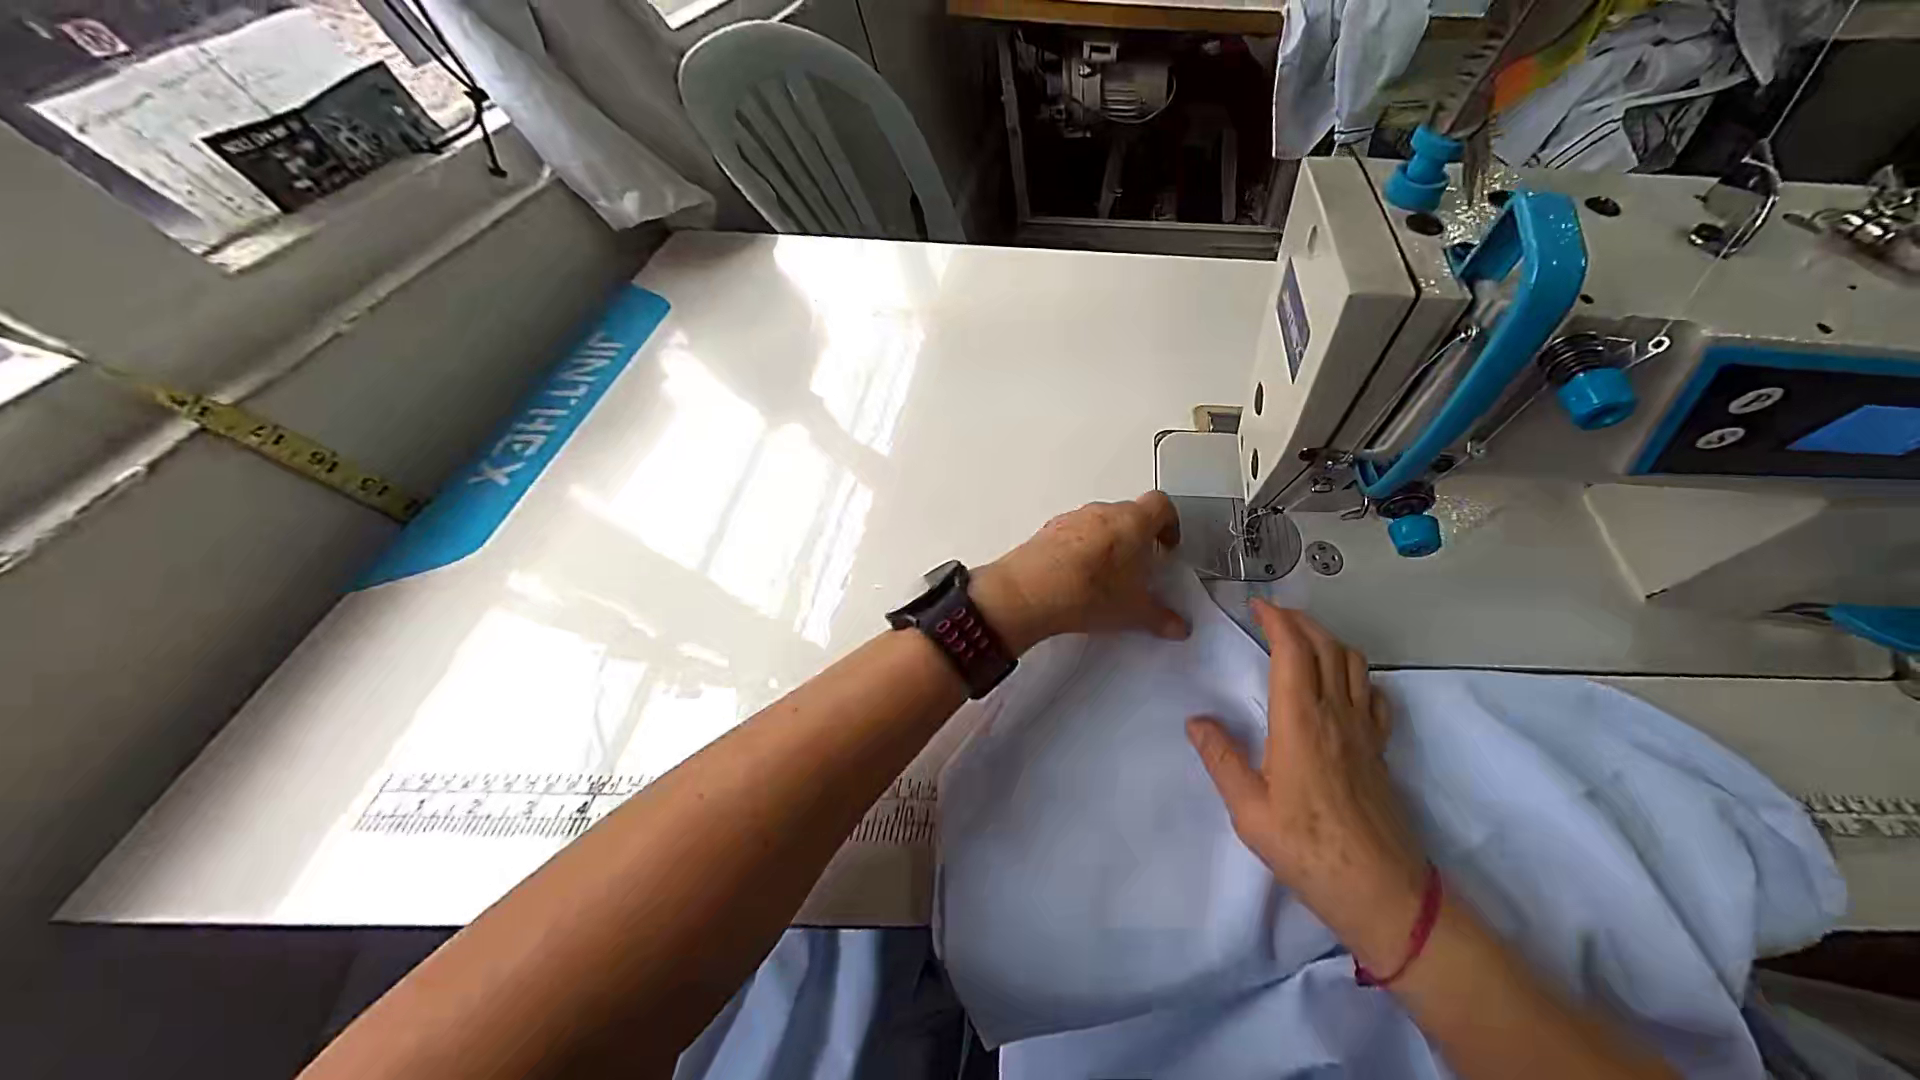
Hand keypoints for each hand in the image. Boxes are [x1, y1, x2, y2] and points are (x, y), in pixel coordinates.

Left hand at [970, 491, 1190, 655]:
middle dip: (1137, 537)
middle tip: (1140, 564)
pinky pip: (1070, 535)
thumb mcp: (1134, 611)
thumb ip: (1161, 617)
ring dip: (1106, 543)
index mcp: (1133, 520)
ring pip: (1098, 523)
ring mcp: (1071, 520)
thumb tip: (1174, 625)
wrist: (1029, 593)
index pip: (1161, 506)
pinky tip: (1078, 579)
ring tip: (1107, 576)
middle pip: (1128, 513)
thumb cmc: (1084, 590)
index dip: (1169, 523)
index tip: (1168, 542)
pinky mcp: (1046, 532)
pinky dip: (1078, 550)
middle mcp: (1101, 512)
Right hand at [1185, 600, 1427, 970]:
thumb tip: (1196, 721)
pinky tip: (1341, 684)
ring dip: (1327, 639)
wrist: (1383, 892)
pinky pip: (1373, 694)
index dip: (1276, 620)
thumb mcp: (1248, 809)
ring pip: (1354, 663)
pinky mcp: (1381, 749)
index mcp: (1300, 721)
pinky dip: (1355, 673)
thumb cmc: (1307, 848)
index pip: (1293, 650)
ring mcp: (1365, 731)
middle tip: (1272, 615)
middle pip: (1327, 646)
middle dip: (1299, 620)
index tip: (1256, 605)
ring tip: (1301, 640)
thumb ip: (1221, 758)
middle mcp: (1337, 714)